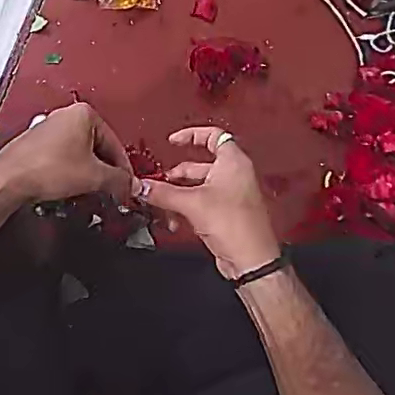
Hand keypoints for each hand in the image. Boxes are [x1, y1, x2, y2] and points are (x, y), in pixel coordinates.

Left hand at [0, 102, 133, 204]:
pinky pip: (64, 157)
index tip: (127, 183)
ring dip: (88, 172)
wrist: (9, 180)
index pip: (115, 143)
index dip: (123, 168)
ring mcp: (51, 128)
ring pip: (81, 153)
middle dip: (105, 171)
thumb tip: (130, 183)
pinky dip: (71, 171)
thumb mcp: (94, 177)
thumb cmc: (44, 168)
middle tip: (111, 189)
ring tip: (89, 189)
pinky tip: (69, 186)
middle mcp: (66, 116)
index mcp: (84, 114)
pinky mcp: (39, 143)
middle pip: (98, 147)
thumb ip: (118, 180)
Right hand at [133, 127, 280, 278]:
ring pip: (199, 185)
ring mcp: (231, 194)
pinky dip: (187, 207)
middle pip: (200, 164)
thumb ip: (164, 192)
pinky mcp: (227, 212)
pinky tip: (174, 219)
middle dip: (177, 173)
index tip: (173, 141)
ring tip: (162, 202)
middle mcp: (234, 175)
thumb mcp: (192, 203)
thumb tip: (145, 186)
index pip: (213, 135)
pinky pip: (202, 202)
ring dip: (179, 193)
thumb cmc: (236, 226)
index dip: (191, 135)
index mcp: (233, 162)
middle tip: (160, 181)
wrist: (250, 259)